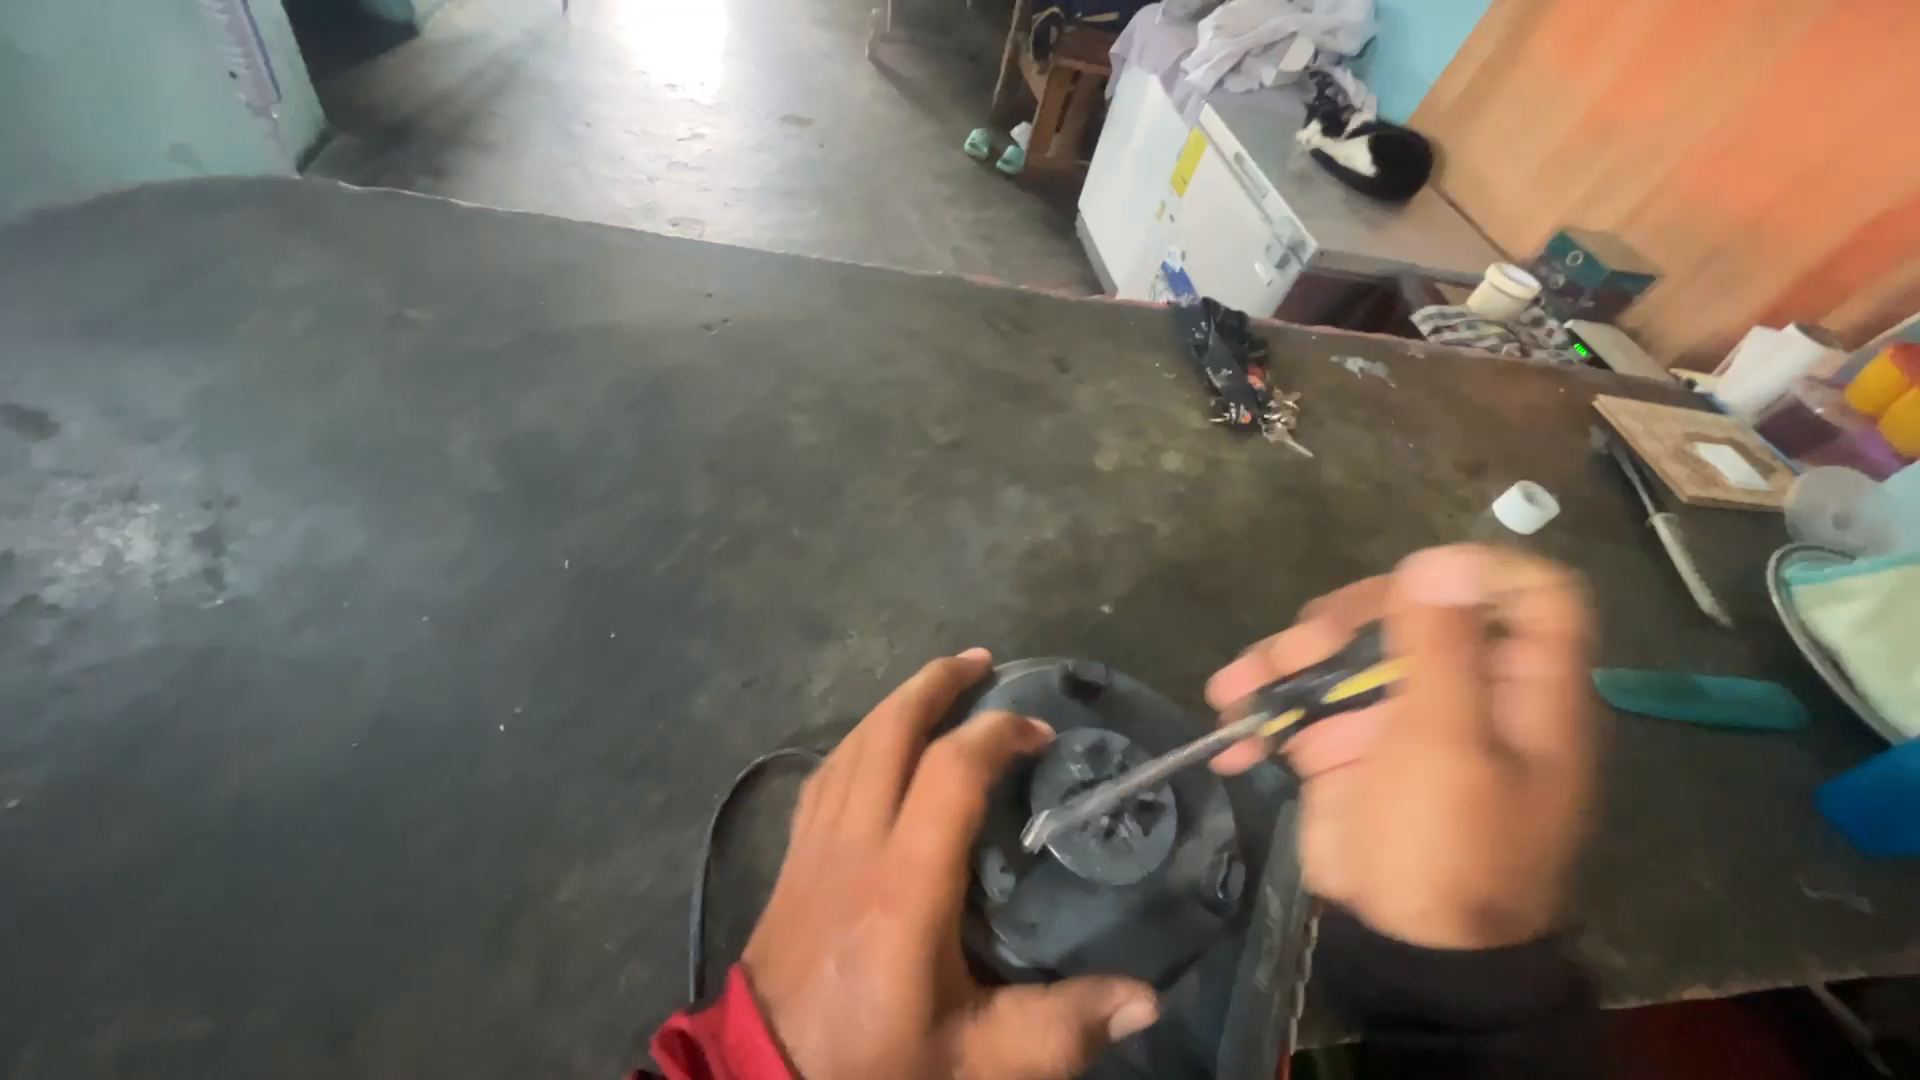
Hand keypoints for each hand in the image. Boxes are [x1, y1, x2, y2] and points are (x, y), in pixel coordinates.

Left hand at [742, 649, 1159, 1079]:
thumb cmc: (871, 1061)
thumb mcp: (973, 1060)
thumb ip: (1059, 1028)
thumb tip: (1144, 1000)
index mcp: (903, 881)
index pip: (950, 771)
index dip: (997, 734)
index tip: (1039, 735)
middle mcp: (855, 841)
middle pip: (890, 730)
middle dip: (936, 684)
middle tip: (980, 660)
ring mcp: (815, 841)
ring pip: (854, 742)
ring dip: (898, 702)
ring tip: (938, 682)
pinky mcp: (793, 854)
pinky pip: (826, 771)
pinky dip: (860, 738)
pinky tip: (877, 739)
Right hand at [1207, 545, 1596, 949]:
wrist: (1401, 945)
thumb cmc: (1445, 848)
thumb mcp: (1446, 746)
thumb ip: (1440, 651)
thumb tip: (1441, 558)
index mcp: (1512, 687)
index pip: (1527, 597)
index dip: (1477, 574)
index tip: (1407, 580)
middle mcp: (1457, 688)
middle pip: (1405, 613)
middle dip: (1338, 624)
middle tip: (1295, 649)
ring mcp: (1394, 715)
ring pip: (1337, 654)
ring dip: (1278, 666)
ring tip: (1232, 691)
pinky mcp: (1344, 742)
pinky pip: (1300, 704)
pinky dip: (1262, 714)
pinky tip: (1230, 731)